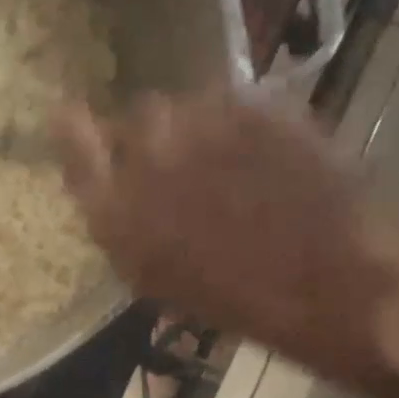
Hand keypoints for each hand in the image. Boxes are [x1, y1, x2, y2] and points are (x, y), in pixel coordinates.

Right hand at [54, 92, 388, 347]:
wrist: (325, 284)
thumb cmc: (229, 298)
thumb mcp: (151, 274)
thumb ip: (118, 222)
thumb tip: (103, 187)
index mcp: (115, 206)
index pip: (76, 142)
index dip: (74, 128)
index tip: (73, 117)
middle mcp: (151, 155)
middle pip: (140, 115)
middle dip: (156, 132)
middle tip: (179, 158)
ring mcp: (208, 125)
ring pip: (191, 102)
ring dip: (200, 123)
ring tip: (227, 157)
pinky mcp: (263, 107)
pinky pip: (238, 99)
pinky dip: (243, 118)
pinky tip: (261, 151)